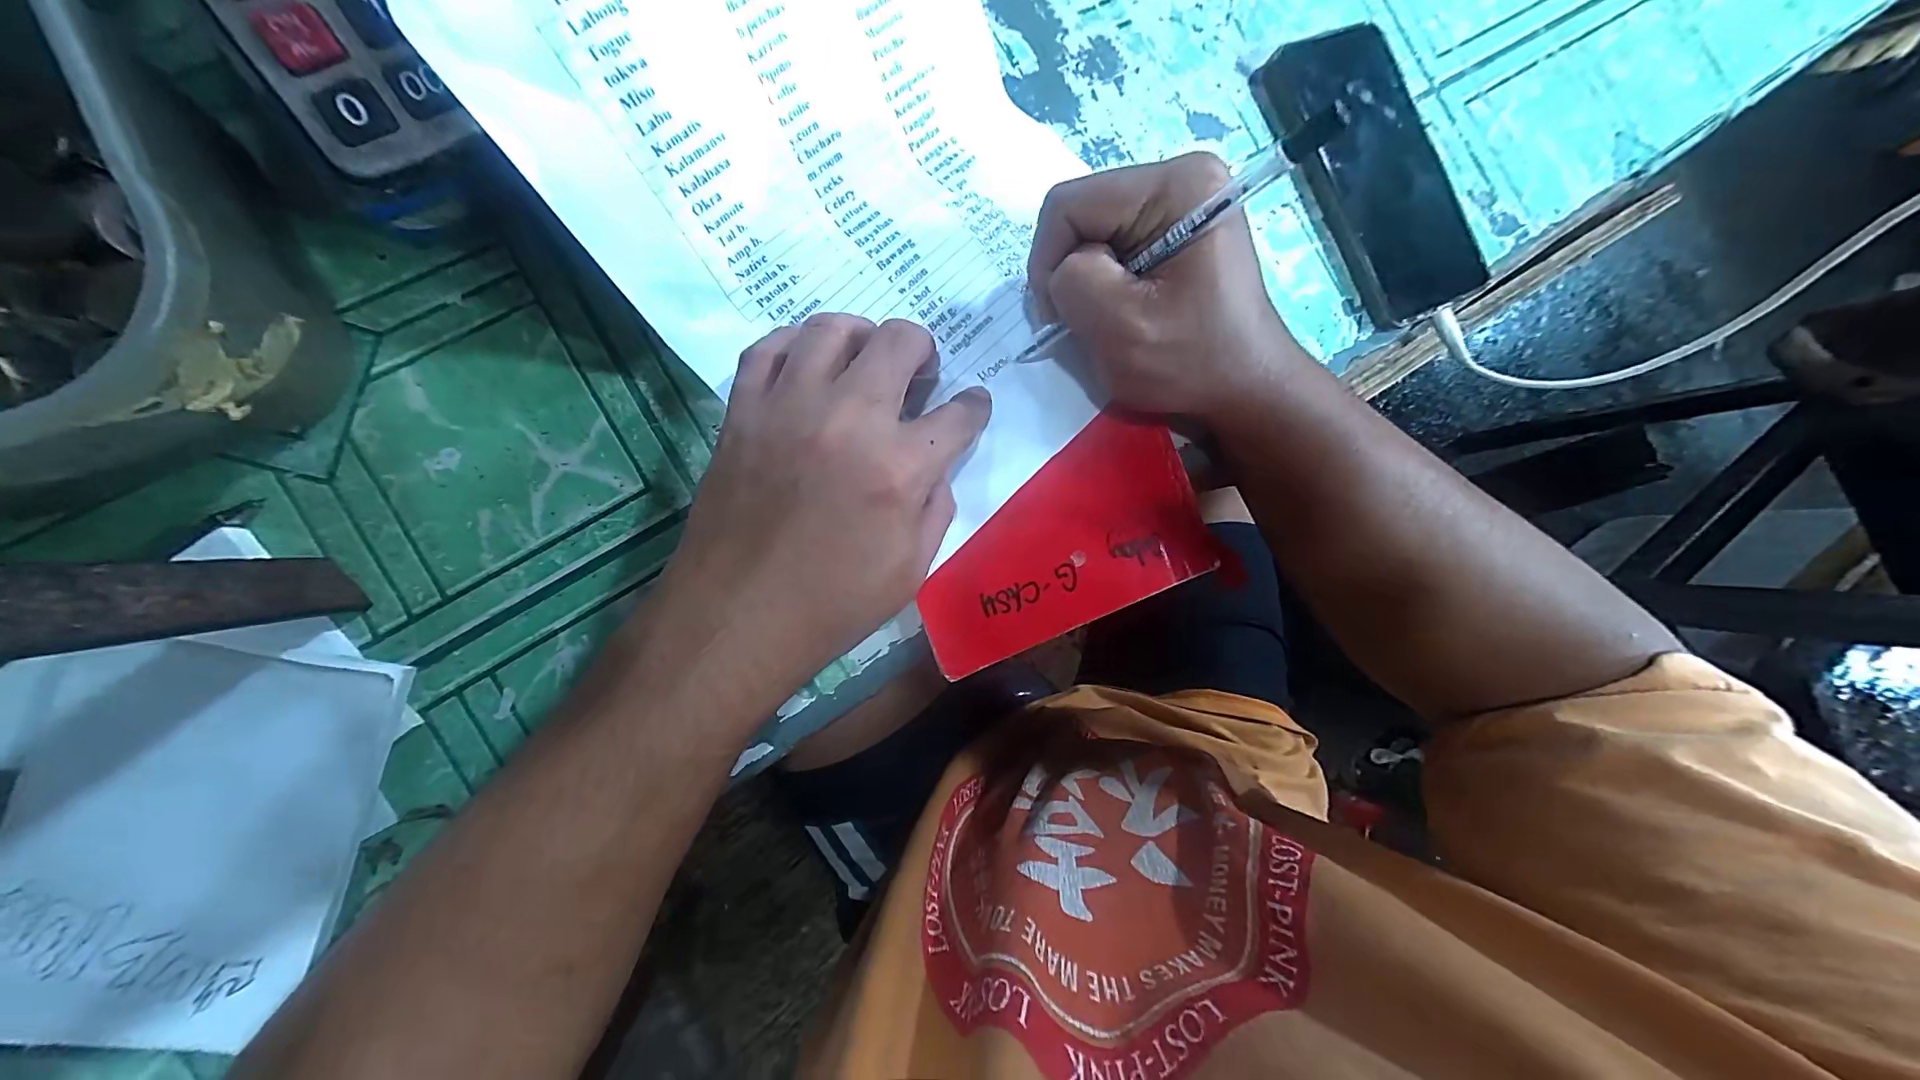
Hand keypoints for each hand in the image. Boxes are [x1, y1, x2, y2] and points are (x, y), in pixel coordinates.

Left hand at [654, 314, 990, 682]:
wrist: (737, 617)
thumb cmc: (832, 605)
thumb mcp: (912, 569)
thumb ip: (936, 507)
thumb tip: (935, 467)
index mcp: (900, 467)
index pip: (958, 413)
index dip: (974, 407)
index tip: (972, 407)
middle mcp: (849, 419)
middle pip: (899, 343)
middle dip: (925, 351)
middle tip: (920, 374)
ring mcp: (790, 407)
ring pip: (832, 330)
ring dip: (862, 336)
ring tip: (866, 358)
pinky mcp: (744, 411)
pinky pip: (768, 349)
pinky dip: (795, 344)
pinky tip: (807, 362)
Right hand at [1031, 152, 1312, 422]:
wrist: (1247, 390)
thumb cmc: (1192, 364)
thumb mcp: (1121, 328)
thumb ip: (1074, 283)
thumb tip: (1062, 272)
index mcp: (1176, 186)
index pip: (1068, 206)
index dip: (1048, 262)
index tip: (1060, 317)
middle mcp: (1182, 178)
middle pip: (1082, 215)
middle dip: (1071, 272)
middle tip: (1086, 323)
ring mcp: (1181, 204)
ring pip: (1094, 235)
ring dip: (1089, 284)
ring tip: (1110, 322)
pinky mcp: (1177, 230)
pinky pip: (1115, 249)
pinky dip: (1107, 286)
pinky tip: (1126, 313)